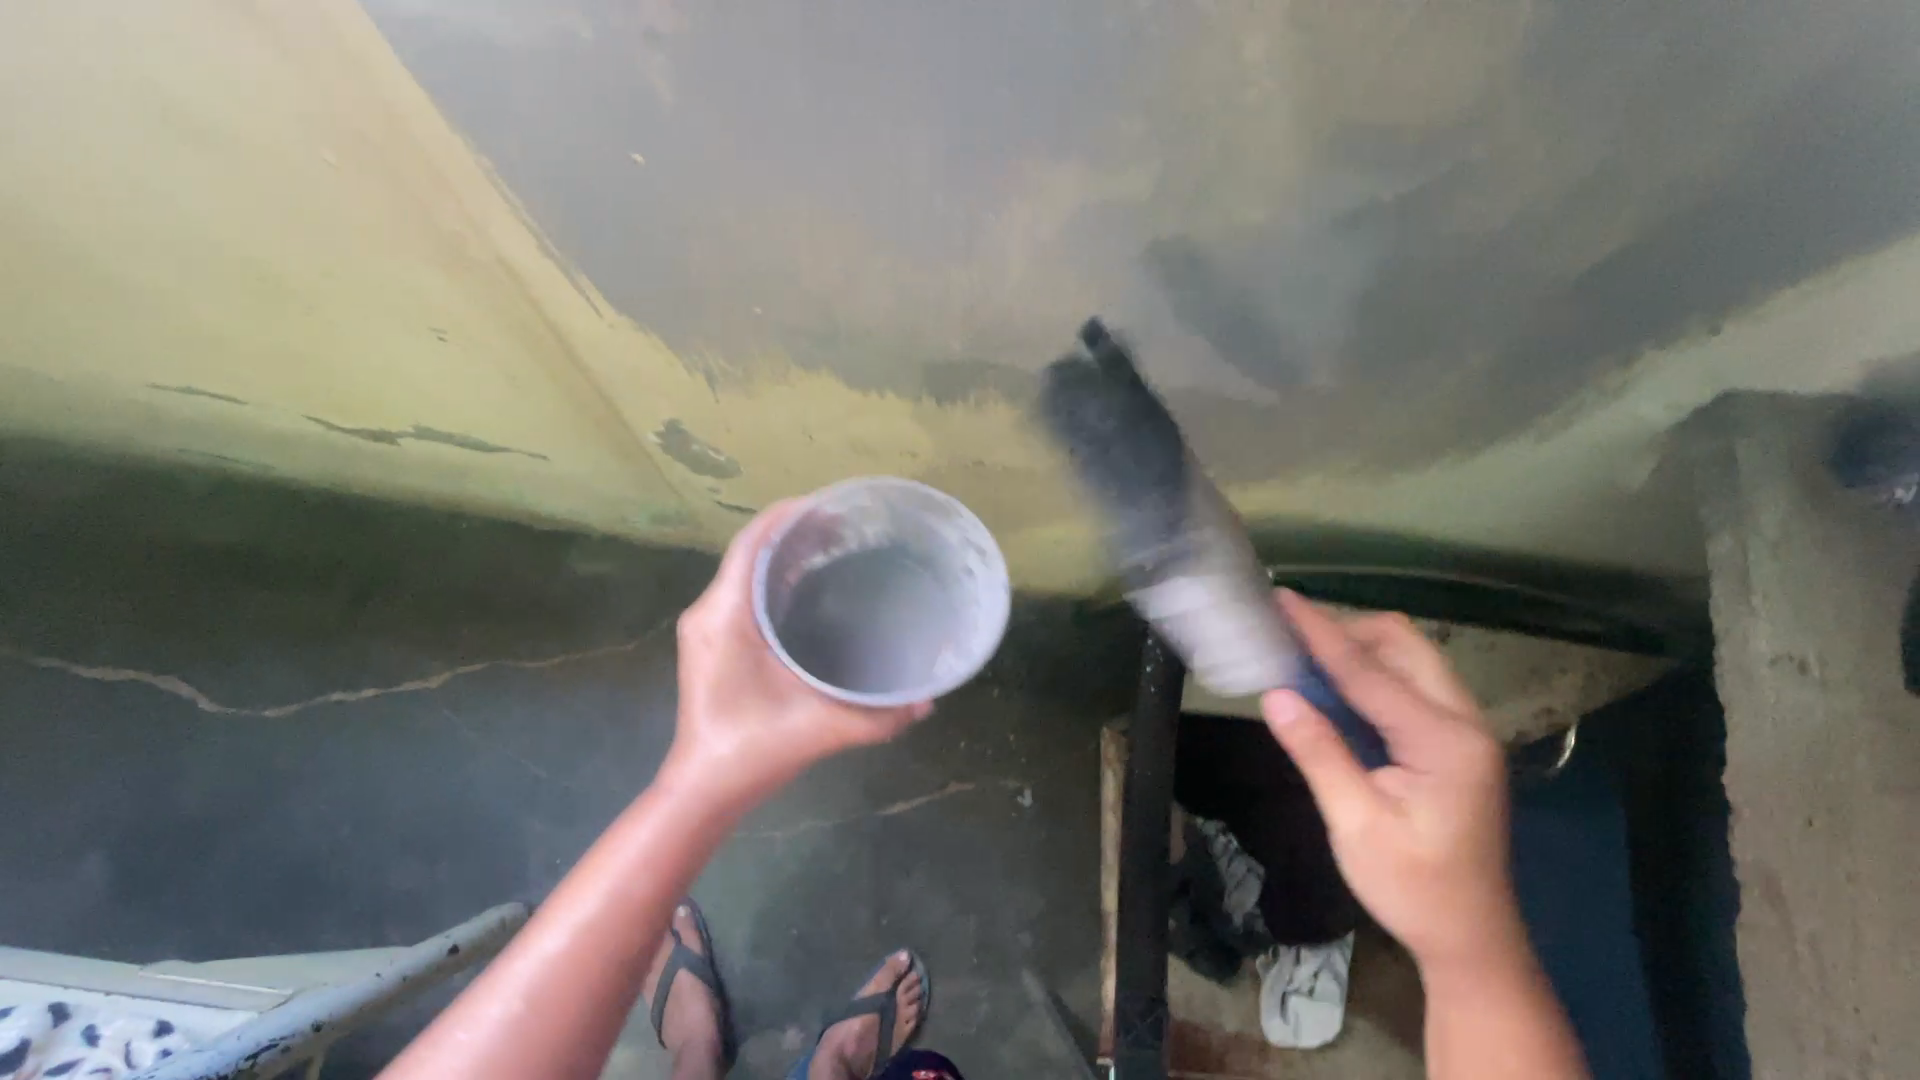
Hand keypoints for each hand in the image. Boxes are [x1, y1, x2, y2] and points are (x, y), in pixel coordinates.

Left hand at [666, 500, 930, 810]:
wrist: (703, 789)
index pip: (752, 544)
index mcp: (726, 616)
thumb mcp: (823, 728)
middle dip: (794, 533)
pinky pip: (741, 594)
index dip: (787, 516)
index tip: (830, 506)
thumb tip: (929, 702)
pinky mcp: (712, 644)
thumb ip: (879, 716)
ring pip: (744, 572)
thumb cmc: (754, 750)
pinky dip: (773, 581)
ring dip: (783, 557)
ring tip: (833, 550)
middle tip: (845, 529)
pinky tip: (809, 593)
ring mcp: (707, 628)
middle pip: (750, 552)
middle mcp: (709, 613)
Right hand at [1260, 590, 1522, 973]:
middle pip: (1403, 645)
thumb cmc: (1411, 886)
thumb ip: (1319, 753)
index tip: (1282, 599)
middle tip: (1289, 636)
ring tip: (1304, 657)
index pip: (1369, 671)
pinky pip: (1411, 684)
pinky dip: (1371, 673)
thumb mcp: (1355, 823)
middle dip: (1345, 629)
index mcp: (1443, 741)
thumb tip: (1275, 695)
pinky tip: (1335, 688)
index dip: (1320, 633)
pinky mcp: (1454, 742)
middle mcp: (1463, 722)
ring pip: (1410, 659)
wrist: (1470, 937)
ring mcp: (1465, 731)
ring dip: (1359, 649)